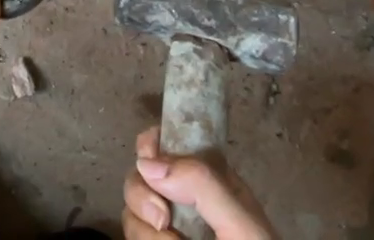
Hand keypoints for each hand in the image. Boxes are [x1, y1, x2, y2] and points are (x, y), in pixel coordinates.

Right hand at [124, 128, 273, 239]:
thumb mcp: (242, 227)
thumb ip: (204, 187)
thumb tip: (147, 163)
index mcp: (211, 183)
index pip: (169, 143)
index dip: (151, 145)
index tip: (149, 163)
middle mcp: (185, 201)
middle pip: (139, 175)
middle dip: (141, 195)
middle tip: (162, 221)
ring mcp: (170, 228)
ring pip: (131, 211)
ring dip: (144, 231)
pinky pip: (132, 235)